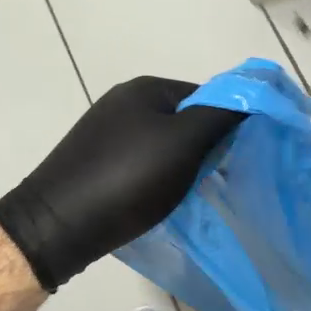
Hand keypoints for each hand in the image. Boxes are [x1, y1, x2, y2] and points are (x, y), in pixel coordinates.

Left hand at [0, 76, 242, 291]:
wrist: (59, 223)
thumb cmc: (128, 178)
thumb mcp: (184, 143)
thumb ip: (220, 115)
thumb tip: (251, 94)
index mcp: (144, 88)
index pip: (207, 95)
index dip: (231, 124)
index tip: (247, 160)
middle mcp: (122, 102)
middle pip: (185, 120)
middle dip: (208, 148)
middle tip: (225, 181)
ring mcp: (105, 131)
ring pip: (164, 145)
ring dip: (184, 167)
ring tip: (196, 195)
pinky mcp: (96, 160)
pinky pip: (142, 163)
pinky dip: (158, 179)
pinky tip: (163, 201)